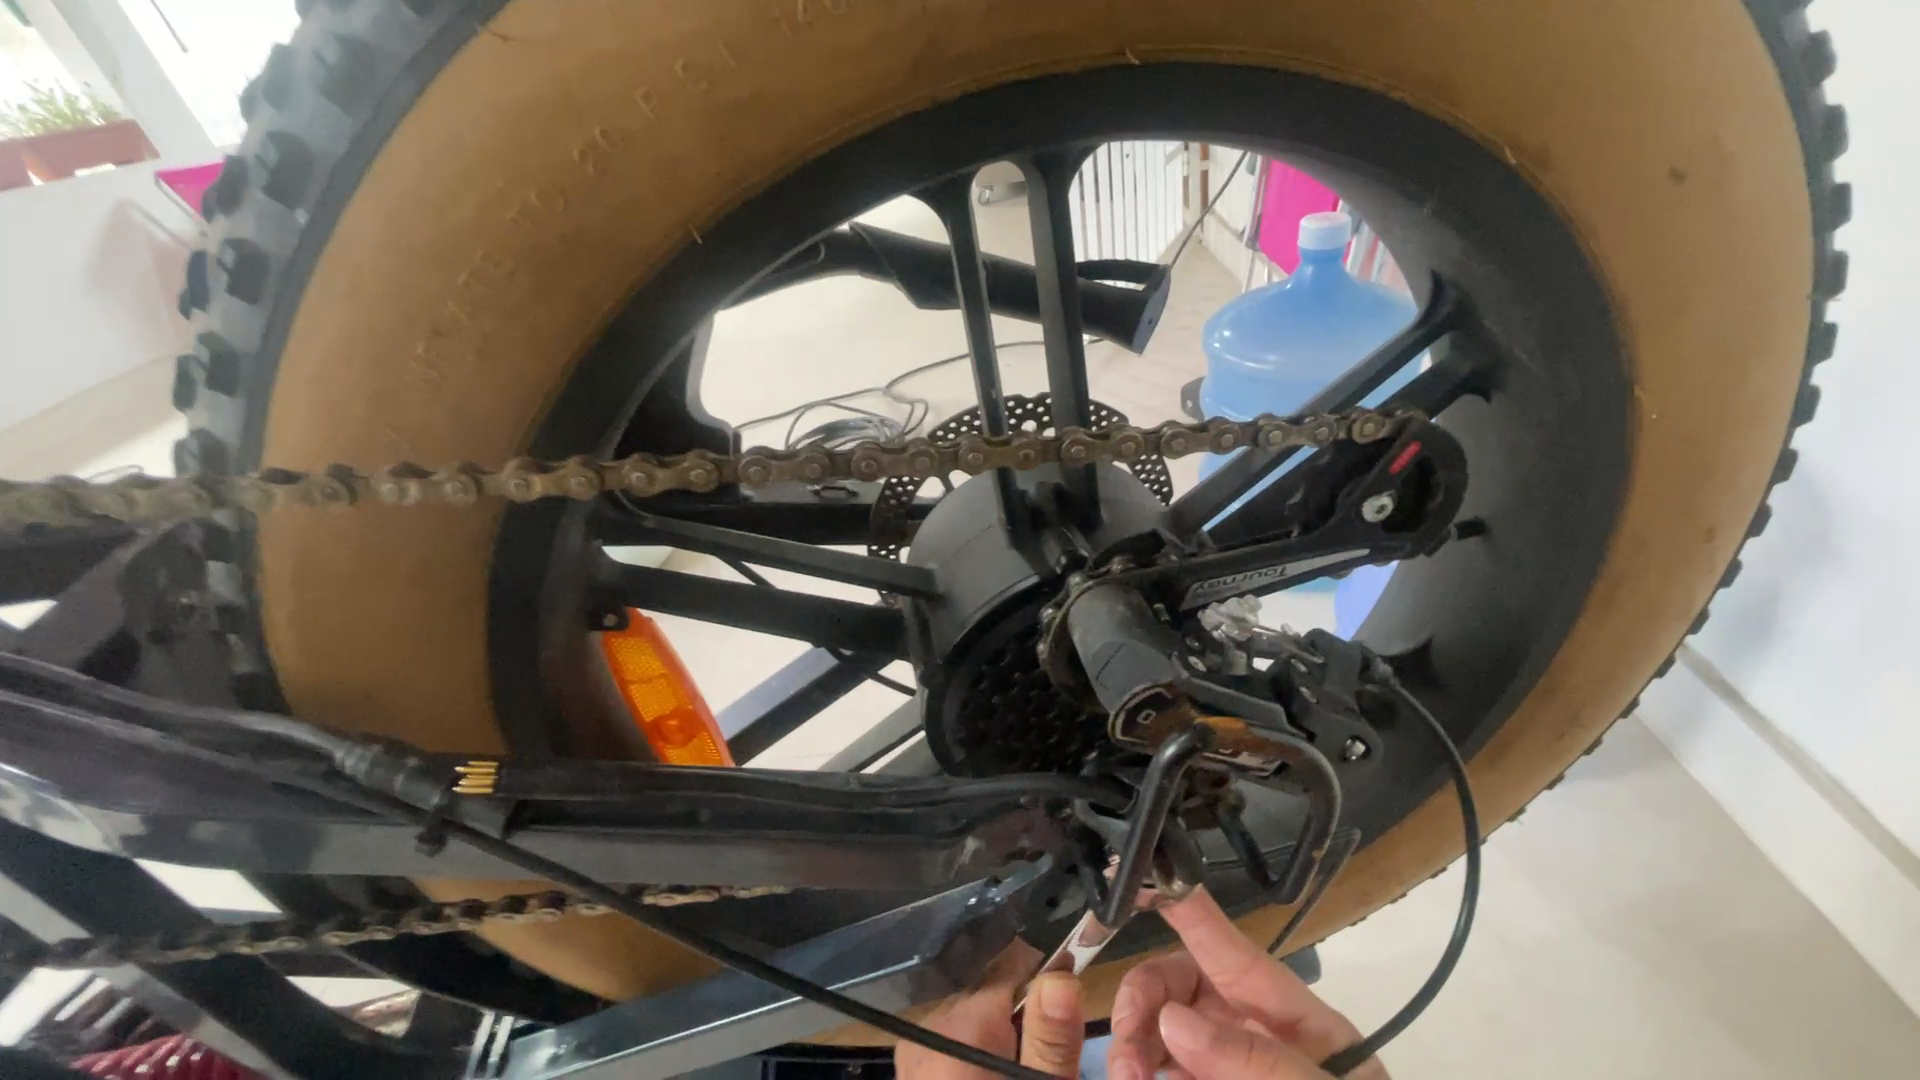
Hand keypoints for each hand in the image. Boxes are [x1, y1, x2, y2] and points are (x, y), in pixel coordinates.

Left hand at [896, 943, 1084, 1079]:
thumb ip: (1050, 1037)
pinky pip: (952, 1034)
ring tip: (1016, 1064)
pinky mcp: (909, 1063)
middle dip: (1023, 1009)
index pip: (1014, 962)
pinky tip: (989, 1072)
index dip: (1048, 976)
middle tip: (1043, 1051)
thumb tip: (1061, 973)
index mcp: (964, 1021)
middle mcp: (931, 1020)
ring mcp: (914, 1042)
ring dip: (999, 1028)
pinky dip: (974, 1045)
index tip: (1070, 995)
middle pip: (994, 987)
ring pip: (973, 1010)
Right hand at [1108, 888, 1388, 1079]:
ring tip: (1126, 1077)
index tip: (1133, 873)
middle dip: (1139, 1003)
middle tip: (1124, 1057)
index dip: (1179, 901)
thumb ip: (1259, 1061)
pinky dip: (1139, 1069)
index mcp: (1281, 1007)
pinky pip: (1160, 1066)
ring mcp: (1221, 1061)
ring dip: (1131, 1044)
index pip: (1222, 939)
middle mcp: (1244, 1023)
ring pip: (1157, 1027)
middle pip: (1173, 982)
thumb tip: (1172, 1019)